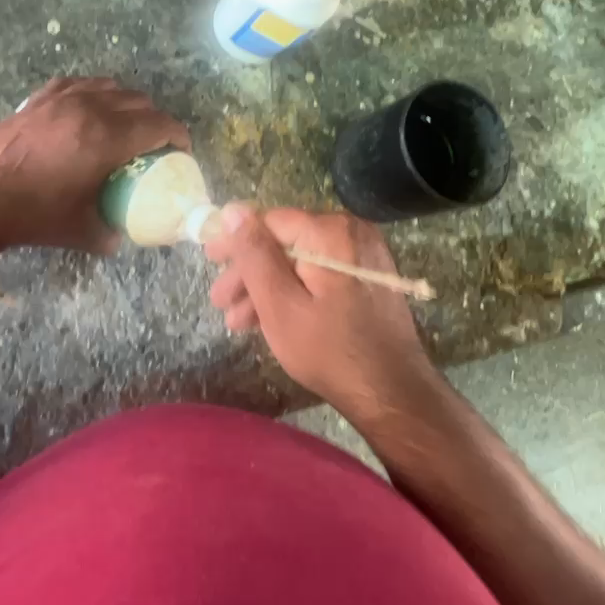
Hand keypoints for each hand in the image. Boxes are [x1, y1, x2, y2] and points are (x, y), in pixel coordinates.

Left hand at [0, 77, 190, 253]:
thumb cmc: (30, 214)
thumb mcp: (80, 231)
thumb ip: (109, 234)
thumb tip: (122, 238)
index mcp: (107, 138)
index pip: (159, 125)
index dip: (178, 136)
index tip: (181, 151)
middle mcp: (90, 108)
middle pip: (140, 102)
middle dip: (156, 120)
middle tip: (155, 145)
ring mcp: (63, 99)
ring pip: (111, 87)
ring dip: (127, 104)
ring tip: (126, 126)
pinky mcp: (40, 98)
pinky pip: (81, 84)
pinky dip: (96, 94)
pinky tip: (90, 111)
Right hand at [204, 204, 439, 418]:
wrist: (394, 393)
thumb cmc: (331, 351)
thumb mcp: (280, 305)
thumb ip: (255, 255)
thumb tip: (232, 212)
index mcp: (330, 232)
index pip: (270, 221)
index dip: (236, 241)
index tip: (210, 261)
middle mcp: (352, 232)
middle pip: (286, 242)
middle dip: (250, 271)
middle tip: (221, 301)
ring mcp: (366, 255)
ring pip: (303, 260)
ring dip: (269, 286)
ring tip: (239, 321)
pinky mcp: (371, 278)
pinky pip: (323, 273)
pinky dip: (296, 291)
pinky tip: (272, 318)